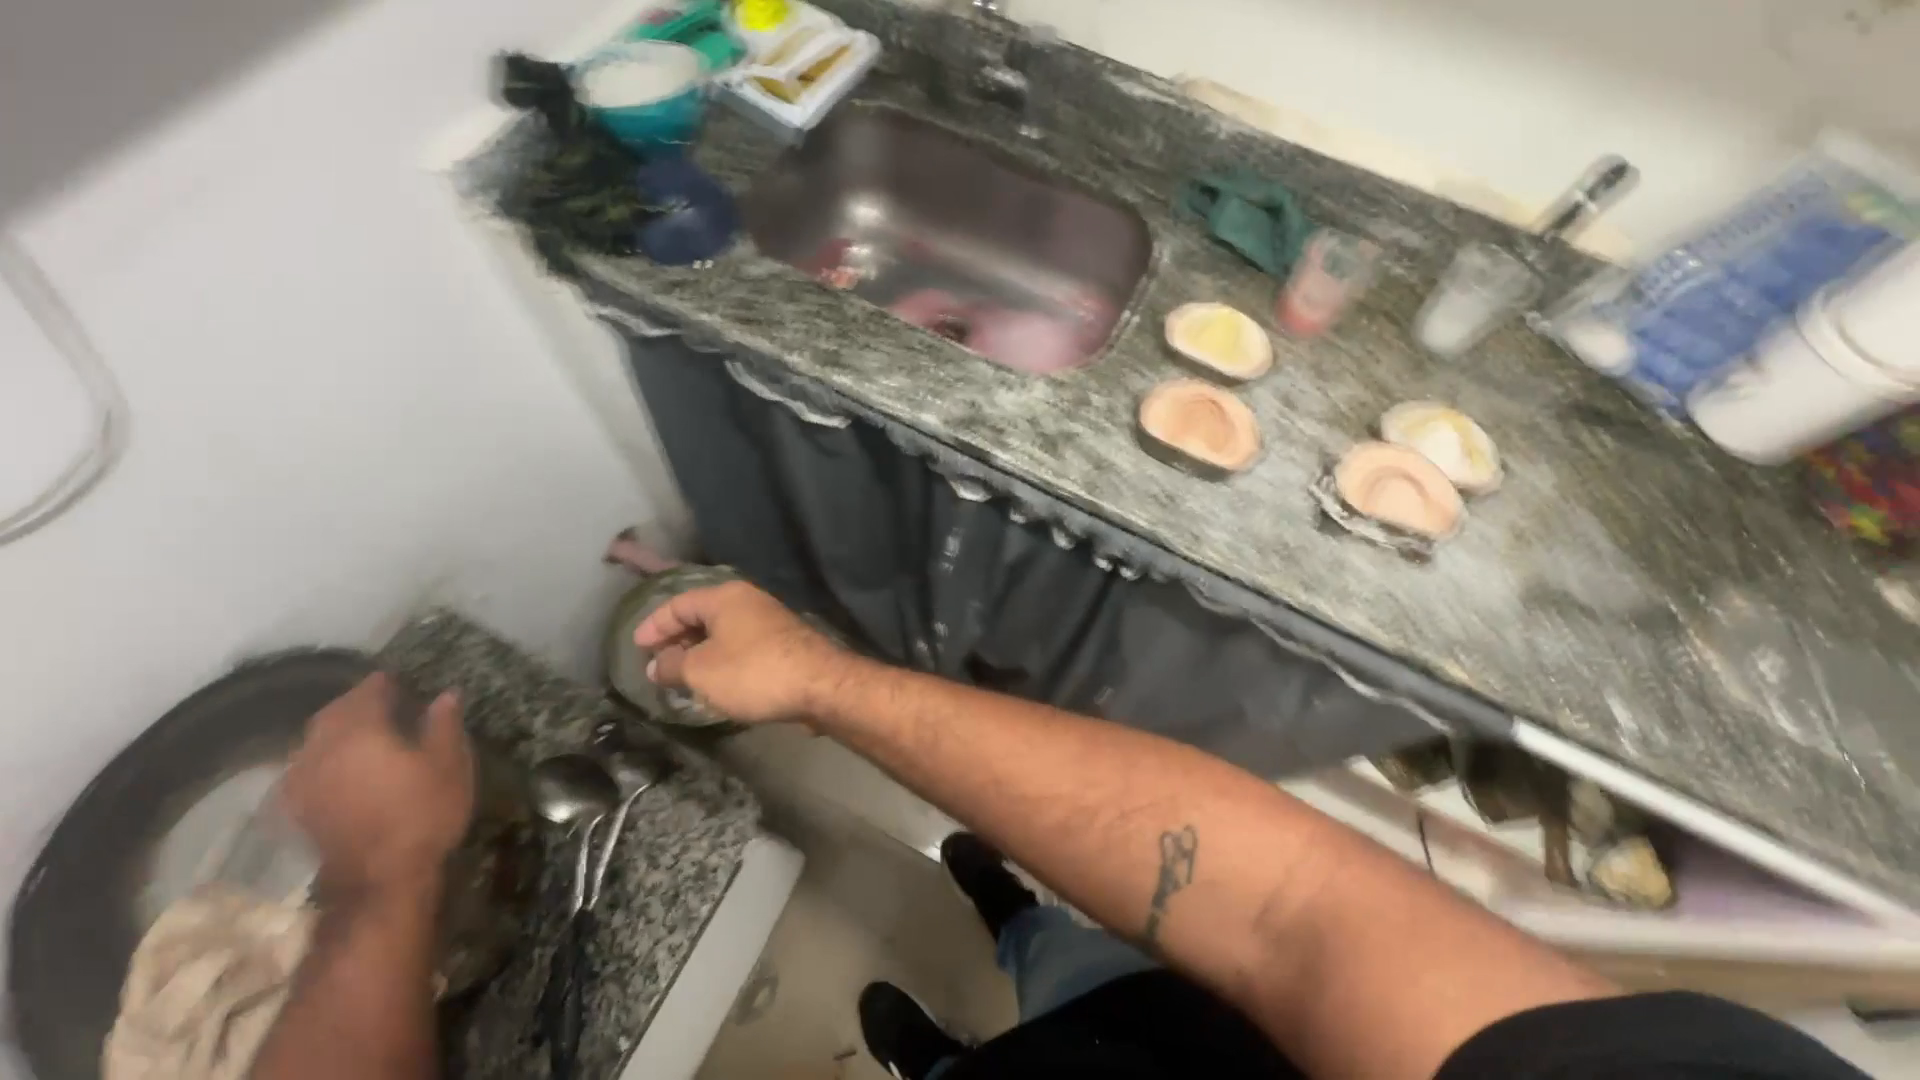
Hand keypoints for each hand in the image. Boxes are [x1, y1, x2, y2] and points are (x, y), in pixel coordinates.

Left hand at [283, 673, 474, 896]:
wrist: (380, 878)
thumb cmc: (423, 813)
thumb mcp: (449, 764)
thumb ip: (444, 725)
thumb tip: (445, 694)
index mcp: (361, 732)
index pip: (367, 694)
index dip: (382, 684)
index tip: (396, 678)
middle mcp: (322, 749)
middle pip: (332, 714)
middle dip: (353, 703)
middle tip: (378, 701)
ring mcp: (303, 780)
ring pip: (313, 741)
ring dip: (334, 731)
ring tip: (359, 733)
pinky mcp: (297, 809)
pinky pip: (304, 769)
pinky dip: (320, 759)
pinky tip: (336, 768)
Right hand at [633, 582, 853, 724]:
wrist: (820, 686)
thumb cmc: (753, 672)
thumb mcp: (701, 671)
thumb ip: (673, 665)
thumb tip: (657, 666)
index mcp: (725, 597)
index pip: (678, 604)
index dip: (654, 625)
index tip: (637, 648)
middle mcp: (749, 601)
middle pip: (703, 616)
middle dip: (678, 639)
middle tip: (658, 664)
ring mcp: (771, 622)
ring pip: (724, 634)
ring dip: (701, 653)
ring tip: (683, 677)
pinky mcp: (785, 646)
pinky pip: (743, 648)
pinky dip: (724, 662)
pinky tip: (718, 684)